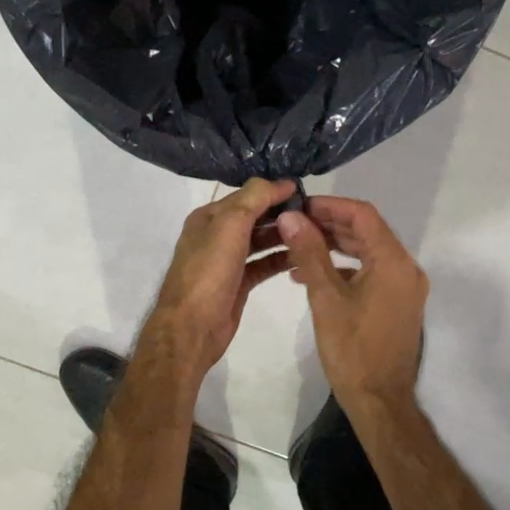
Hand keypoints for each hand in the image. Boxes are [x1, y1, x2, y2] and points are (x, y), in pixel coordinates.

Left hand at [144, 178, 298, 373]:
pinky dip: (281, 260)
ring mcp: (227, 261)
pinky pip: (264, 264)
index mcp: (209, 217)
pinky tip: (303, 258)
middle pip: (256, 217)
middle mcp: (217, 235)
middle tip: (318, 216)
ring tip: (316, 235)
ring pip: (261, 241)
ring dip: (284, 236)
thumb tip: (283, 182)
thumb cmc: (208, 271)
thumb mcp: (229, 225)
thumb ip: (254, 198)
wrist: (192, 327)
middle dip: (283, 214)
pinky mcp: (238, 283)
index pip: (248, 195)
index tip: (308, 193)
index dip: (275, 192)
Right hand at [277, 197, 426, 410]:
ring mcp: (405, 287)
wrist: (379, 400)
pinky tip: (312, 275)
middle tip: (293, 224)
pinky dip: (345, 268)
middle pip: (367, 231)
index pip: (363, 215)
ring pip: (369, 252)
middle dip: (330, 225)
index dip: (330, 206)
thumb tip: (291, 217)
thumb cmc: (352, 350)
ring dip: (335, 246)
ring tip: (297, 246)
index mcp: (394, 262)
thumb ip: (309, 253)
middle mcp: (406, 268)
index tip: (299, 206)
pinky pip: (372, 272)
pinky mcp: (398, 303)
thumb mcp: (326, 298)